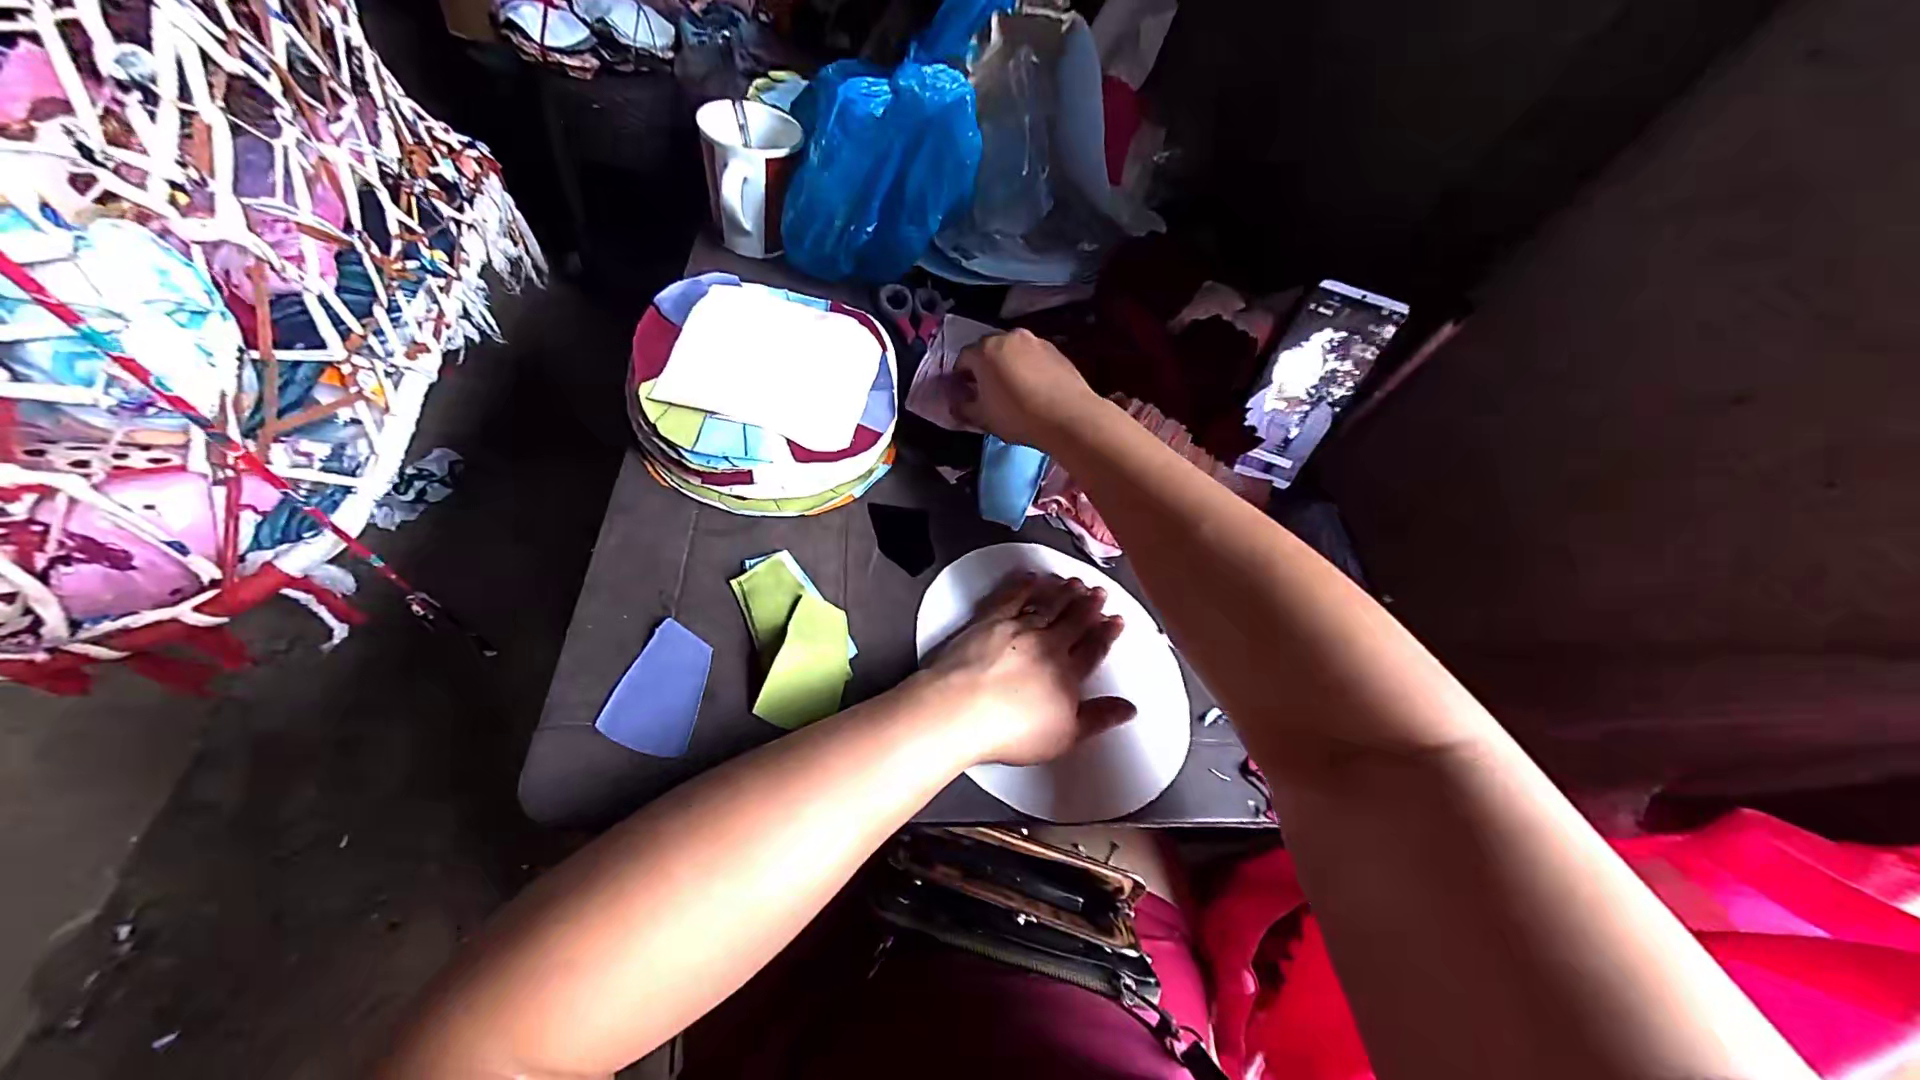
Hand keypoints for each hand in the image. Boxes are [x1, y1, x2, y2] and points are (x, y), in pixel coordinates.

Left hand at [919, 572, 1134, 766]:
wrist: (961, 709)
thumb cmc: (1009, 729)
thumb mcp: (1065, 736)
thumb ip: (1098, 718)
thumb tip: (1127, 709)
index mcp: (1067, 673)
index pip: (1094, 649)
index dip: (1106, 634)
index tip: (1115, 621)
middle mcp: (1046, 646)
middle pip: (1073, 621)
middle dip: (1089, 605)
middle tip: (1099, 593)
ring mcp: (1017, 630)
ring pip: (1047, 606)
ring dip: (1063, 593)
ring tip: (1074, 583)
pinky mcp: (989, 621)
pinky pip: (1012, 597)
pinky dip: (1025, 586)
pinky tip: (1032, 579)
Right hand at [955, 329, 1105, 450]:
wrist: (1068, 416)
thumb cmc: (1018, 415)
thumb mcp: (982, 418)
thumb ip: (962, 407)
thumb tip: (956, 401)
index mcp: (984, 350)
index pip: (962, 359)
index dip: (959, 378)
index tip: (964, 395)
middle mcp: (1008, 336)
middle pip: (988, 351)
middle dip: (983, 369)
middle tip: (987, 393)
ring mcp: (1035, 340)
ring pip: (1012, 352)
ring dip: (1006, 366)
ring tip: (1012, 391)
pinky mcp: (1055, 350)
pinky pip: (1032, 357)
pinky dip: (1027, 368)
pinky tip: (1033, 389)